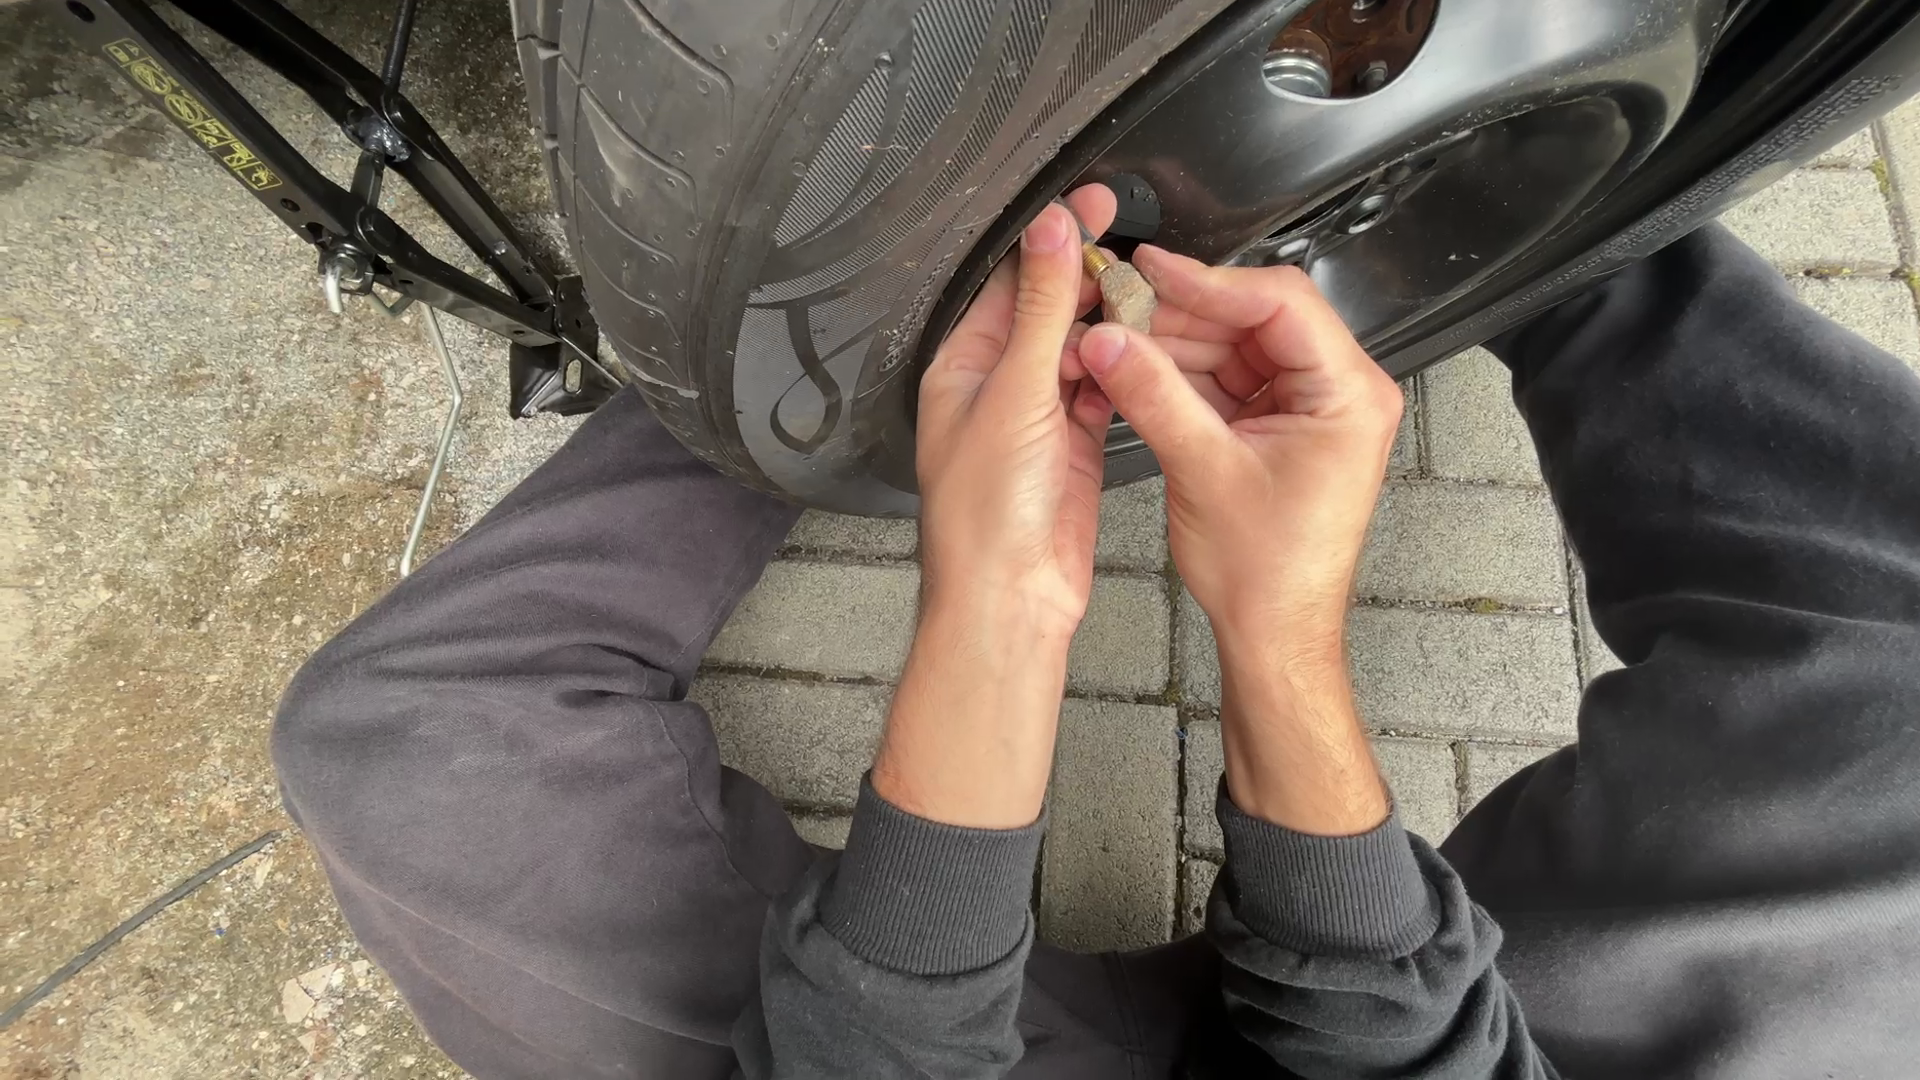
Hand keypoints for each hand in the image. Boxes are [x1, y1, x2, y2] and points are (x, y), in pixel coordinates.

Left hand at [913, 190, 1118, 629]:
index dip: (1051, 241)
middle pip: (1045, 313)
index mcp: (962, 369)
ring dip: (1107, 328)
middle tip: (1134, 253)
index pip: (1008, 284)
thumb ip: (1038, 311)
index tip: (1095, 203)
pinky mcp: (1070, 447)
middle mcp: (995, 389)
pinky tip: (1138, 355)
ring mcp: (1036, 419)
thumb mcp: (1014, 395)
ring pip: (1077, 352)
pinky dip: (1118, 373)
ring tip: (1145, 300)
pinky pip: (1098, 393)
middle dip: (1086, 282)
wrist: (1013, 596)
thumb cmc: (986, 512)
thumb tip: (1050, 231)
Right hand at [1078, 251, 1401, 655]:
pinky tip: (1136, 371)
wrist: (1272, 627)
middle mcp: (1333, 391)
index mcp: (1348, 394)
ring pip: (1231, 348)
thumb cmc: (1267, 569)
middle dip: (1181, 314)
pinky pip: (1221, 382)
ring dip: (1173, 345)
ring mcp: (1300, 409)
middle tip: (1120, 306)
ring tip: (1116, 339)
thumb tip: (1109, 342)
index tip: (1150, 270)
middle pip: (1252, 320)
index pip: (1280, 304)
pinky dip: (1178, 378)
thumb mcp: (1205, 471)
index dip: (1209, 280)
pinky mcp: (1270, 427)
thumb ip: (1155, 397)